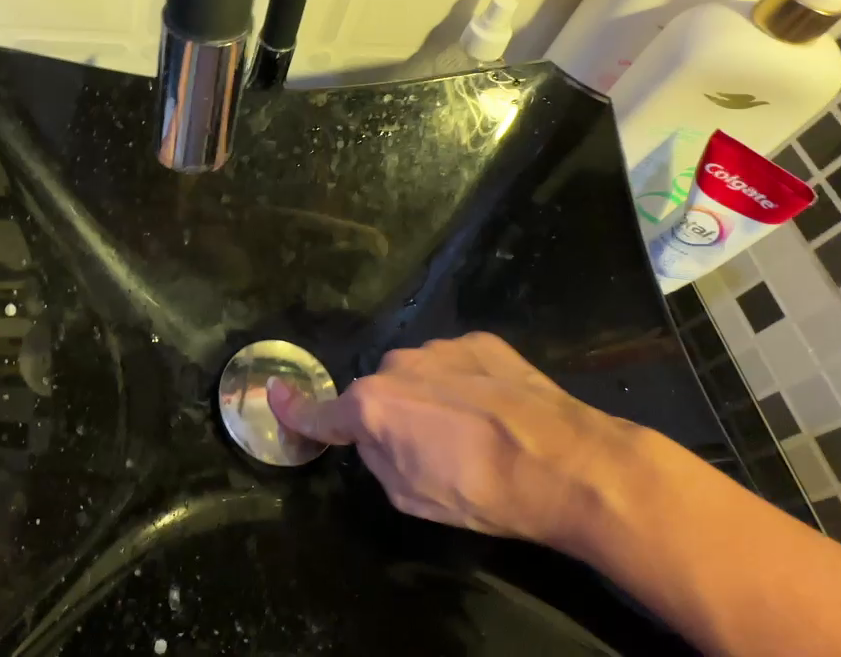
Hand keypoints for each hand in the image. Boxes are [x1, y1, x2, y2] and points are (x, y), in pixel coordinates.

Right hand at [268, 331, 649, 551]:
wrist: (567, 463)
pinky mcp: (481, 342)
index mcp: (372, 407)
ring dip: (430, 396)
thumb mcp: (411, 498)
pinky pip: (456, 363)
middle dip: (391, 416)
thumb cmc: (481, 492)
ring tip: (473, 430)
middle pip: (379, 393)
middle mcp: (396, 365)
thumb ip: (378, 460)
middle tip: (429, 450)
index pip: (320, 411)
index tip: (273, 394)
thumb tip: (377, 440)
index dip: (293, 409)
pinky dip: (465, 382)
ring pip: (418, 374)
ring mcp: (440, 347)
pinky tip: (496, 409)